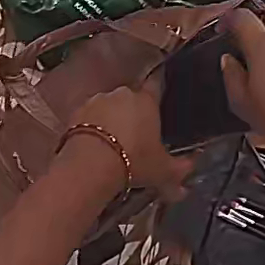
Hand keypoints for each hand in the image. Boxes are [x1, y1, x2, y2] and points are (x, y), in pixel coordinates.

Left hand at [67, 82, 194, 200]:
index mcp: (147, 100)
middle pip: (130, 99)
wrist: (89, 165)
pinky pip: (88, 117)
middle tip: (134, 136)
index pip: (156, 85)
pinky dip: (90, 127)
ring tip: (110, 144)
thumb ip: (179, 171)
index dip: (157, 91)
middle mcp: (122, 94)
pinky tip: (92, 145)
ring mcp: (96, 101)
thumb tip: (188, 178)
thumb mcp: (162, 170)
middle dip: (132, 113)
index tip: (157, 101)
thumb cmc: (134, 161)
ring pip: (107, 107)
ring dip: (110, 119)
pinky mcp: (75, 112)